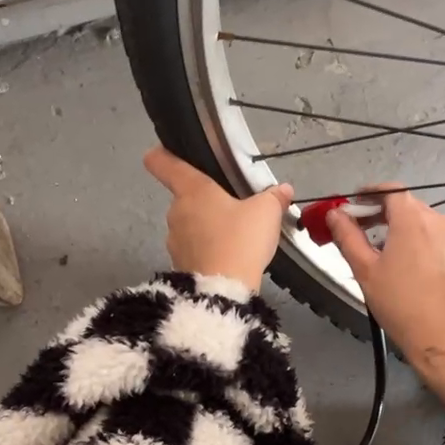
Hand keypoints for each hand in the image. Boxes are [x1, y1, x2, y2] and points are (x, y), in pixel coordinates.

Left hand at [145, 147, 292, 291]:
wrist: (223, 292)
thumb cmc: (241, 241)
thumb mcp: (266, 213)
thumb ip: (273, 198)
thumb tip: (283, 190)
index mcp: (192, 190)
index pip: (164, 164)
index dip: (162, 155)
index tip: (164, 153)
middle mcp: (176, 212)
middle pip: (184, 199)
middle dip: (205, 203)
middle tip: (232, 211)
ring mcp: (174, 241)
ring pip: (189, 227)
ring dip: (206, 230)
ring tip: (234, 240)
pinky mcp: (179, 266)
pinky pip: (193, 251)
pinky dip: (207, 253)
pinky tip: (228, 260)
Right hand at [327, 187, 444, 412]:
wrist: (444, 338)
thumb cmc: (400, 305)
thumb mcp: (365, 271)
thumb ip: (348, 236)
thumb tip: (335, 215)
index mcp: (411, 220)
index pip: (391, 191)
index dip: (371, 194)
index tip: (358, 204)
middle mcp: (440, 222)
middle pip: (412, 209)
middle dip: (390, 217)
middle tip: (372, 237)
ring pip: (432, 228)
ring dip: (414, 236)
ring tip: (400, 262)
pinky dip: (435, 253)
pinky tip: (426, 277)